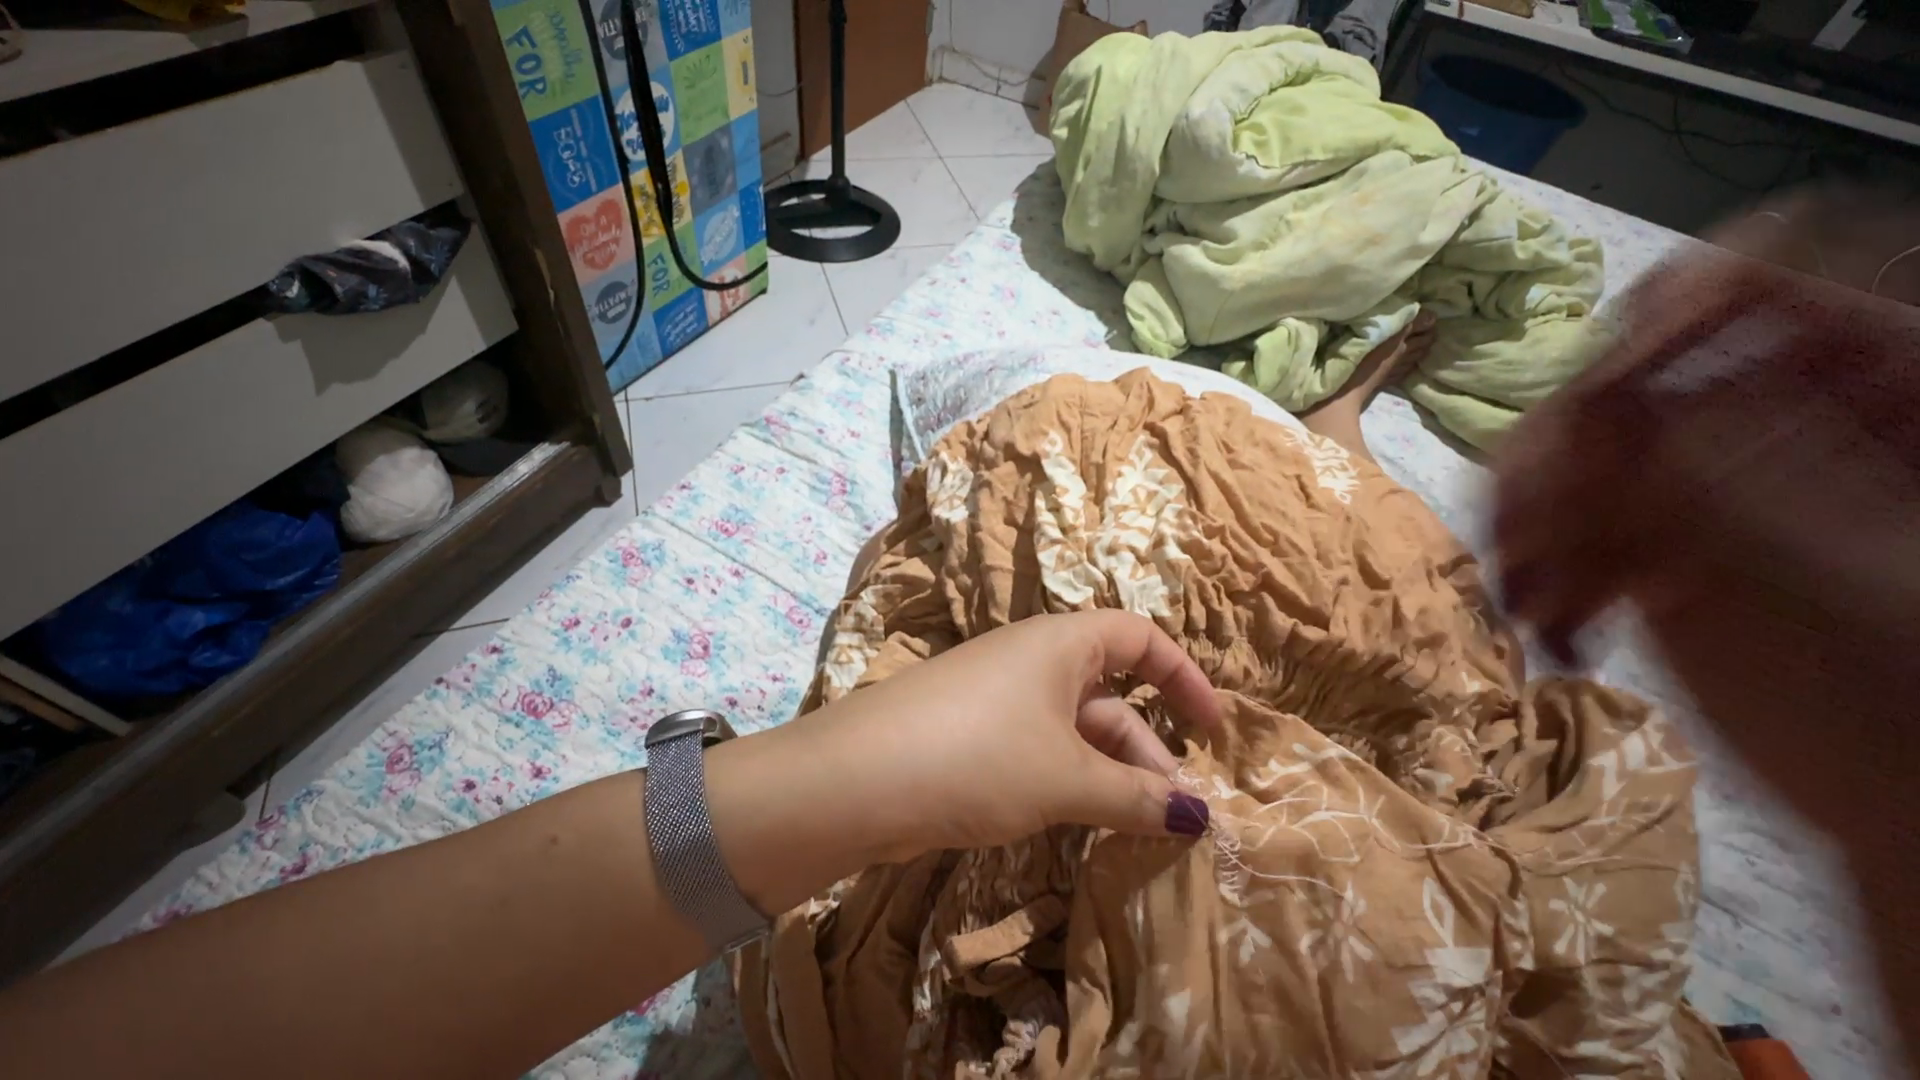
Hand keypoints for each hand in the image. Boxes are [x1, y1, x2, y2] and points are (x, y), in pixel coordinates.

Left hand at [704, 611, 1221, 913]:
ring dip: (1110, 773)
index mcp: (1059, 644)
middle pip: (1109, 694)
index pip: (1138, 637)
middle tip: (1175, 811)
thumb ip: (1135, 797)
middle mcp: (1029, 662)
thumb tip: (1198, 818)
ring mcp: (996, 701)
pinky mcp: (970, 738)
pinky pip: (1038, 751)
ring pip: (1073, 730)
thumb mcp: (1067, 778)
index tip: (1213, 728)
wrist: (857, 782)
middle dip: (1147, 749)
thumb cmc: (978, 756)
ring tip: (1139, 827)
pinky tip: (1083, 824)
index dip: (1182, 676)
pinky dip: (1069, 782)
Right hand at [1491, 192, 1919, 850]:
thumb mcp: (1834, 590)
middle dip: (1559, 464)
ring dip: (1525, 525)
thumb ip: (1711, 486)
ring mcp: (1689, 474)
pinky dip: (1528, 565)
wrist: (1892, 796)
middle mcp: (1766, 411)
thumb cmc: (1903, 706)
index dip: (1664, 323)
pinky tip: (1555, 626)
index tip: (1600, 416)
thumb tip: (1587, 408)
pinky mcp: (1636, 530)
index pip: (1750, 277)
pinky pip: (1541, 512)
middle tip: (1539, 548)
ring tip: (1539, 609)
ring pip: (1556, 446)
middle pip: (1614, 375)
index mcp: (1866, 384)